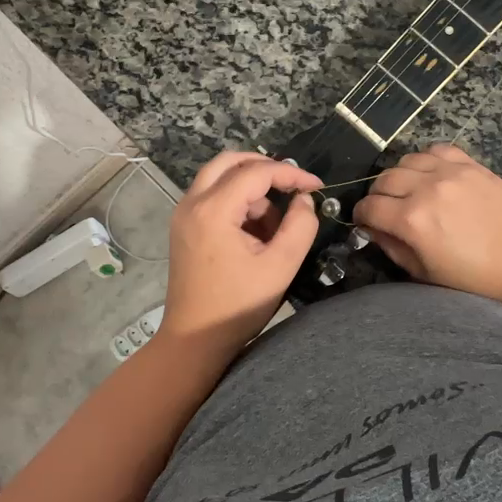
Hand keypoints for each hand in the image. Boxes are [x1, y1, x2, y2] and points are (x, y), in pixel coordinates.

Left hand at [158, 151, 321, 354]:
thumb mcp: (281, 266)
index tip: (317, 188)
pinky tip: (256, 234)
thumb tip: (304, 201)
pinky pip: (213, 197)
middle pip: (230, 161)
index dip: (291, 175)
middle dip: (266, 168)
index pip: (256, 172)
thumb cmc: (238, 305)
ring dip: (252, 189)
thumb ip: (300, 226)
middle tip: (294, 186)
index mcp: (213, 210)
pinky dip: (238, 202)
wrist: (195, 340)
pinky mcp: (184, 228)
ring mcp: (184, 215)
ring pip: (221, 178)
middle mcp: (192, 203)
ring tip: (276, 226)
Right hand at [353, 144, 501, 306]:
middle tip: (387, 210)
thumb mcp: (425, 273)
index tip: (366, 223)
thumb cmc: (474, 279)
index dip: (361, 216)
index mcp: (412, 221)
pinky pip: (438, 151)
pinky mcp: (472, 166)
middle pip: (384, 180)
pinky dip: (428, 160)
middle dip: (378, 196)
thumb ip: (393, 248)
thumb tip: (374, 229)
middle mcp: (427, 189)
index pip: (369, 207)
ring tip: (410, 191)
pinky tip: (433, 175)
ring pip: (408, 160)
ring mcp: (452, 173)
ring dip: (401, 175)